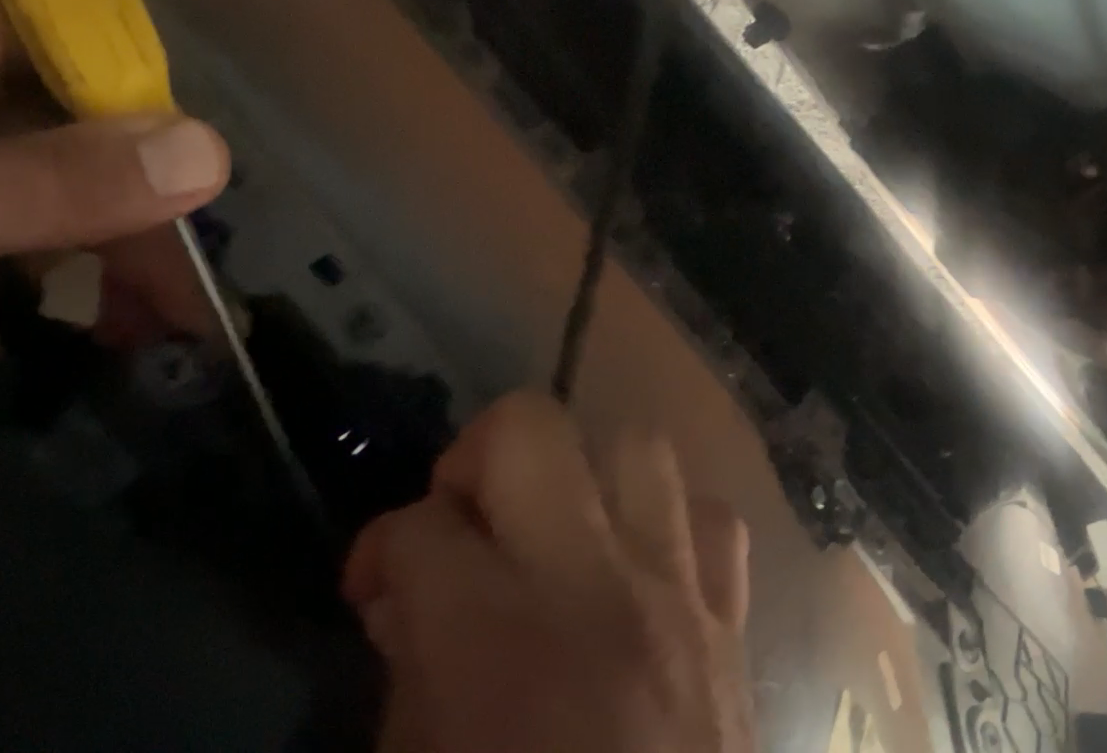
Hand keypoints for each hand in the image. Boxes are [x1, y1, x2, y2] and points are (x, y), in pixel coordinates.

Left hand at [0, 0, 228, 456]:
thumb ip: (47, 182)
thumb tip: (214, 152)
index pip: (70, 29)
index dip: (146, 101)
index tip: (197, 199)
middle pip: (51, 110)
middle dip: (128, 198)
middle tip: (184, 305)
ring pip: (9, 172)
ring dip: (81, 241)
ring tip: (143, 327)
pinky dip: (10, 269)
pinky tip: (37, 321)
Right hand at [343, 391, 755, 752]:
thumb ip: (408, 677)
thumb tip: (408, 602)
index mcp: (498, 640)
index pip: (418, 529)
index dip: (379, 549)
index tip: (375, 587)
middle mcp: (595, 589)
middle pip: (530, 430)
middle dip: (474, 459)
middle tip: (461, 527)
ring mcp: (677, 601)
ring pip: (636, 449)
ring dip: (579, 475)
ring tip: (549, 534)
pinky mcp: (731, 633)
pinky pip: (713, 528)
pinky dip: (667, 527)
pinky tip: (634, 570)